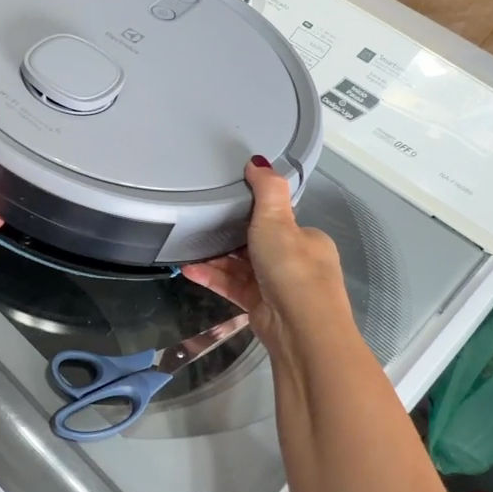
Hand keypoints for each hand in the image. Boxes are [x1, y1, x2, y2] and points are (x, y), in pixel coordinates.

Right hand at [182, 157, 352, 354]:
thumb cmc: (293, 270)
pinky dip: (211, 276)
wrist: (302, 330)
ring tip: (185, 248)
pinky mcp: (260, 306)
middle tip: (197, 225)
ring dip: (213, 258)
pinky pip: (231, 285)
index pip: (278, 220)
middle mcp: (295, 263)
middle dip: (226, 236)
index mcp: (307, 241)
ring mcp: (277, 286)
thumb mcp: (279, 221)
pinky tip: (189, 269)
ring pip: (239, 265)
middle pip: (254, 243)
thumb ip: (267, 190)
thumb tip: (256, 161)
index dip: (251, 213)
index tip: (223, 204)